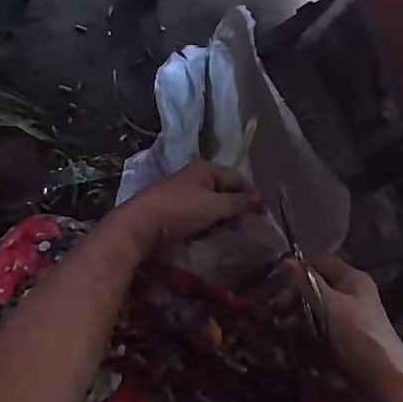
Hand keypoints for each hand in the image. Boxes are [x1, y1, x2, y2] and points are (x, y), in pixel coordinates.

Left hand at [107, 161, 261, 254]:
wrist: (140, 224)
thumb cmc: (180, 210)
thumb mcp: (214, 207)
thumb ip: (238, 203)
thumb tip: (259, 198)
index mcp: (205, 168)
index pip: (237, 177)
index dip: (251, 195)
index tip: (262, 215)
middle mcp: (194, 175)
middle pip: (224, 189)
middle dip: (235, 207)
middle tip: (243, 225)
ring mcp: (182, 191)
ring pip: (211, 203)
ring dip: (220, 217)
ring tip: (225, 231)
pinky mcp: (173, 207)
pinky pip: (197, 212)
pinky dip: (205, 222)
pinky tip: (205, 233)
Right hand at [281, 255, 402, 396]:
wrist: (386, 380)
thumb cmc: (359, 335)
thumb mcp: (330, 306)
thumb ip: (306, 283)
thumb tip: (284, 259)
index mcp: (354, 279)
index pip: (321, 261)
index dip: (300, 269)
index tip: (279, 283)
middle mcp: (353, 293)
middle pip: (317, 284)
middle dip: (296, 294)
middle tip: (278, 308)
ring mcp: (350, 315)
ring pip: (317, 305)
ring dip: (298, 312)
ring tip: (284, 326)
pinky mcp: (346, 335)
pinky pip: (321, 324)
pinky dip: (307, 327)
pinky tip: (296, 336)